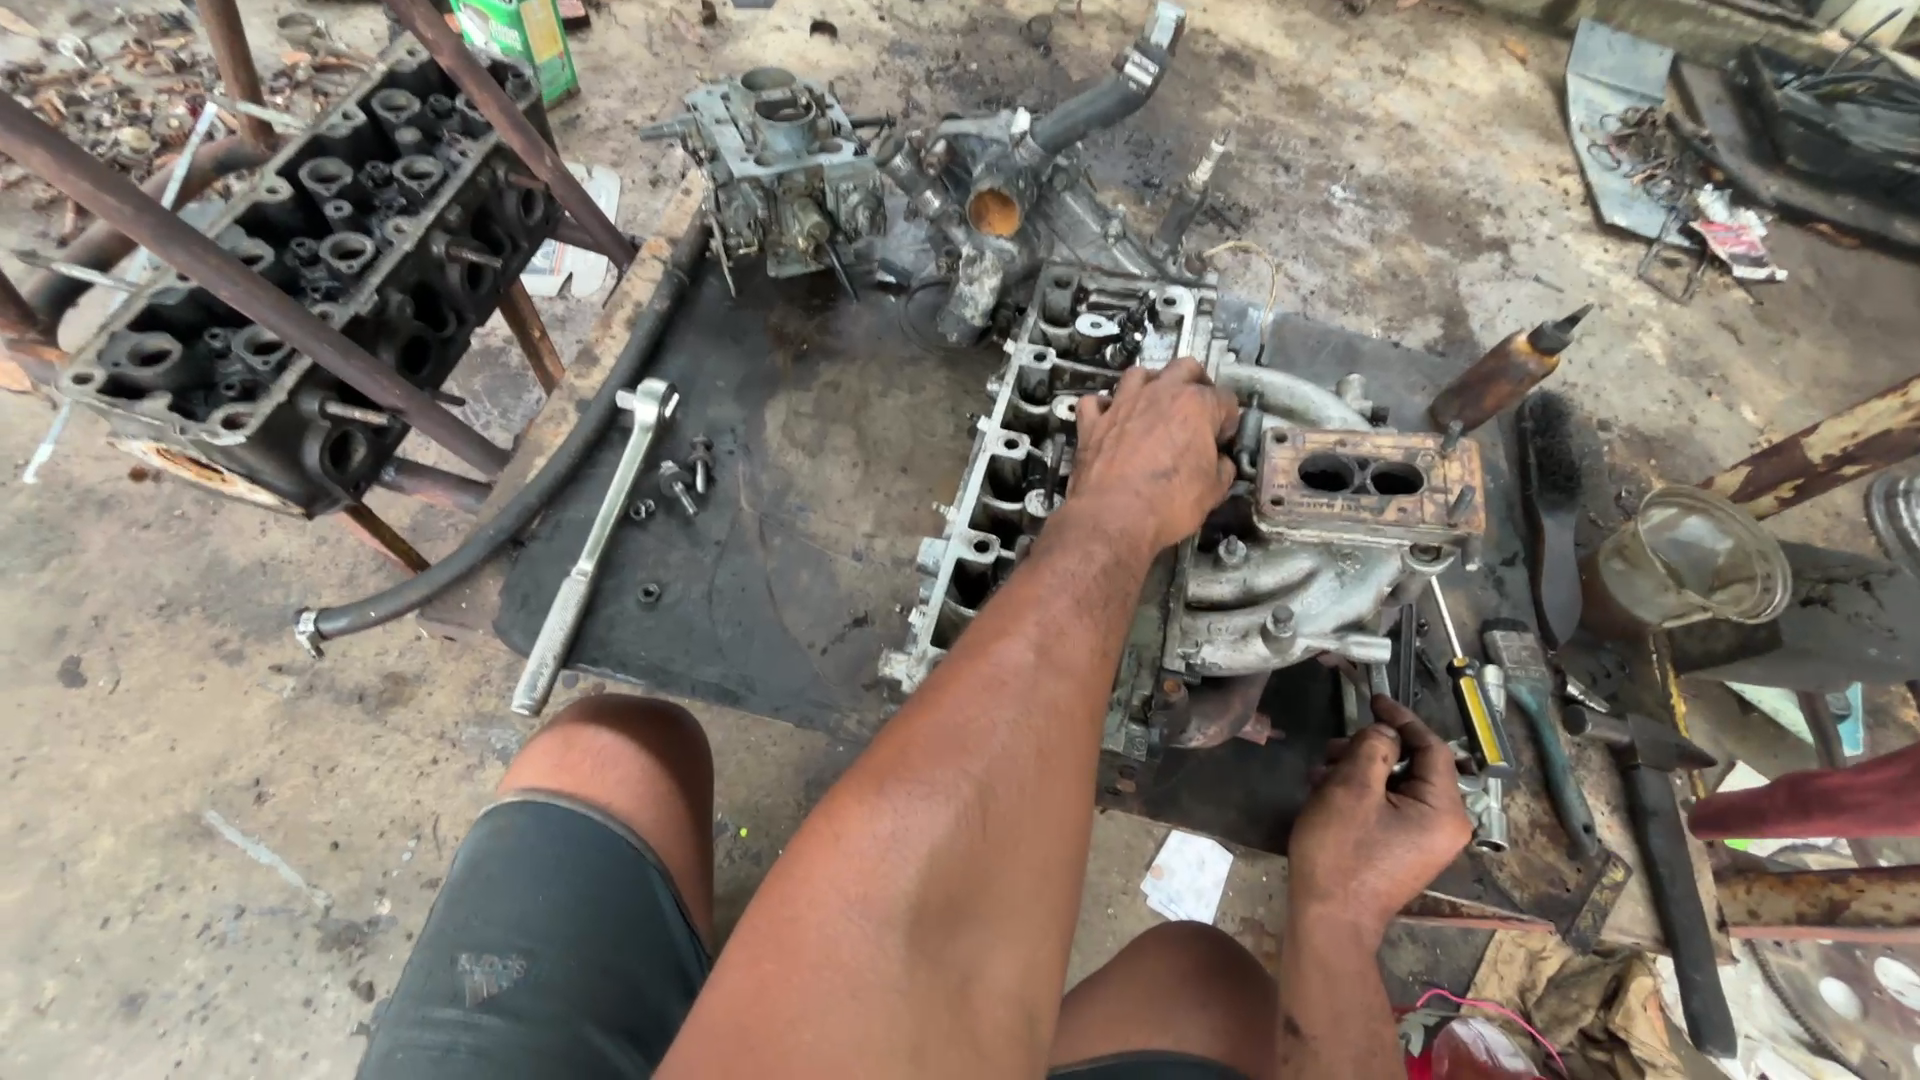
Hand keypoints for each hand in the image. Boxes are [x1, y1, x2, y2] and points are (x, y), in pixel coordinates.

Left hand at [1068, 357, 1238, 554]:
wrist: (1113, 518)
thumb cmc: (1167, 504)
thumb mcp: (1213, 491)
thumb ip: (1222, 468)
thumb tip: (1220, 463)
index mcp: (1195, 406)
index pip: (1225, 400)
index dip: (1227, 420)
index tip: (1222, 438)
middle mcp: (1158, 394)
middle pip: (1184, 368)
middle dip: (1196, 382)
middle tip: (1197, 407)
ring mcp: (1121, 405)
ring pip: (1138, 374)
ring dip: (1149, 384)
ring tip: (1154, 404)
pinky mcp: (1092, 423)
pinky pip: (1094, 402)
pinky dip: (1102, 406)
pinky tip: (1109, 417)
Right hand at [1287, 696, 1471, 941]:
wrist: (1330, 918)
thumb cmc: (1342, 850)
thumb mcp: (1351, 788)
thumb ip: (1372, 749)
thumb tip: (1384, 731)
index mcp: (1444, 810)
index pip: (1432, 748)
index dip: (1402, 719)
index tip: (1373, 699)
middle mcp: (1444, 825)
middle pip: (1412, 766)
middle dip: (1369, 749)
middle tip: (1330, 746)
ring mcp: (1423, 841)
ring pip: (1394, 786)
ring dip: (1357, 770)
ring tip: (1318, 772)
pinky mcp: (1401, 851)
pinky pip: (1387, 807)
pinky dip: (1359, 793)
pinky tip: (1324, 793)